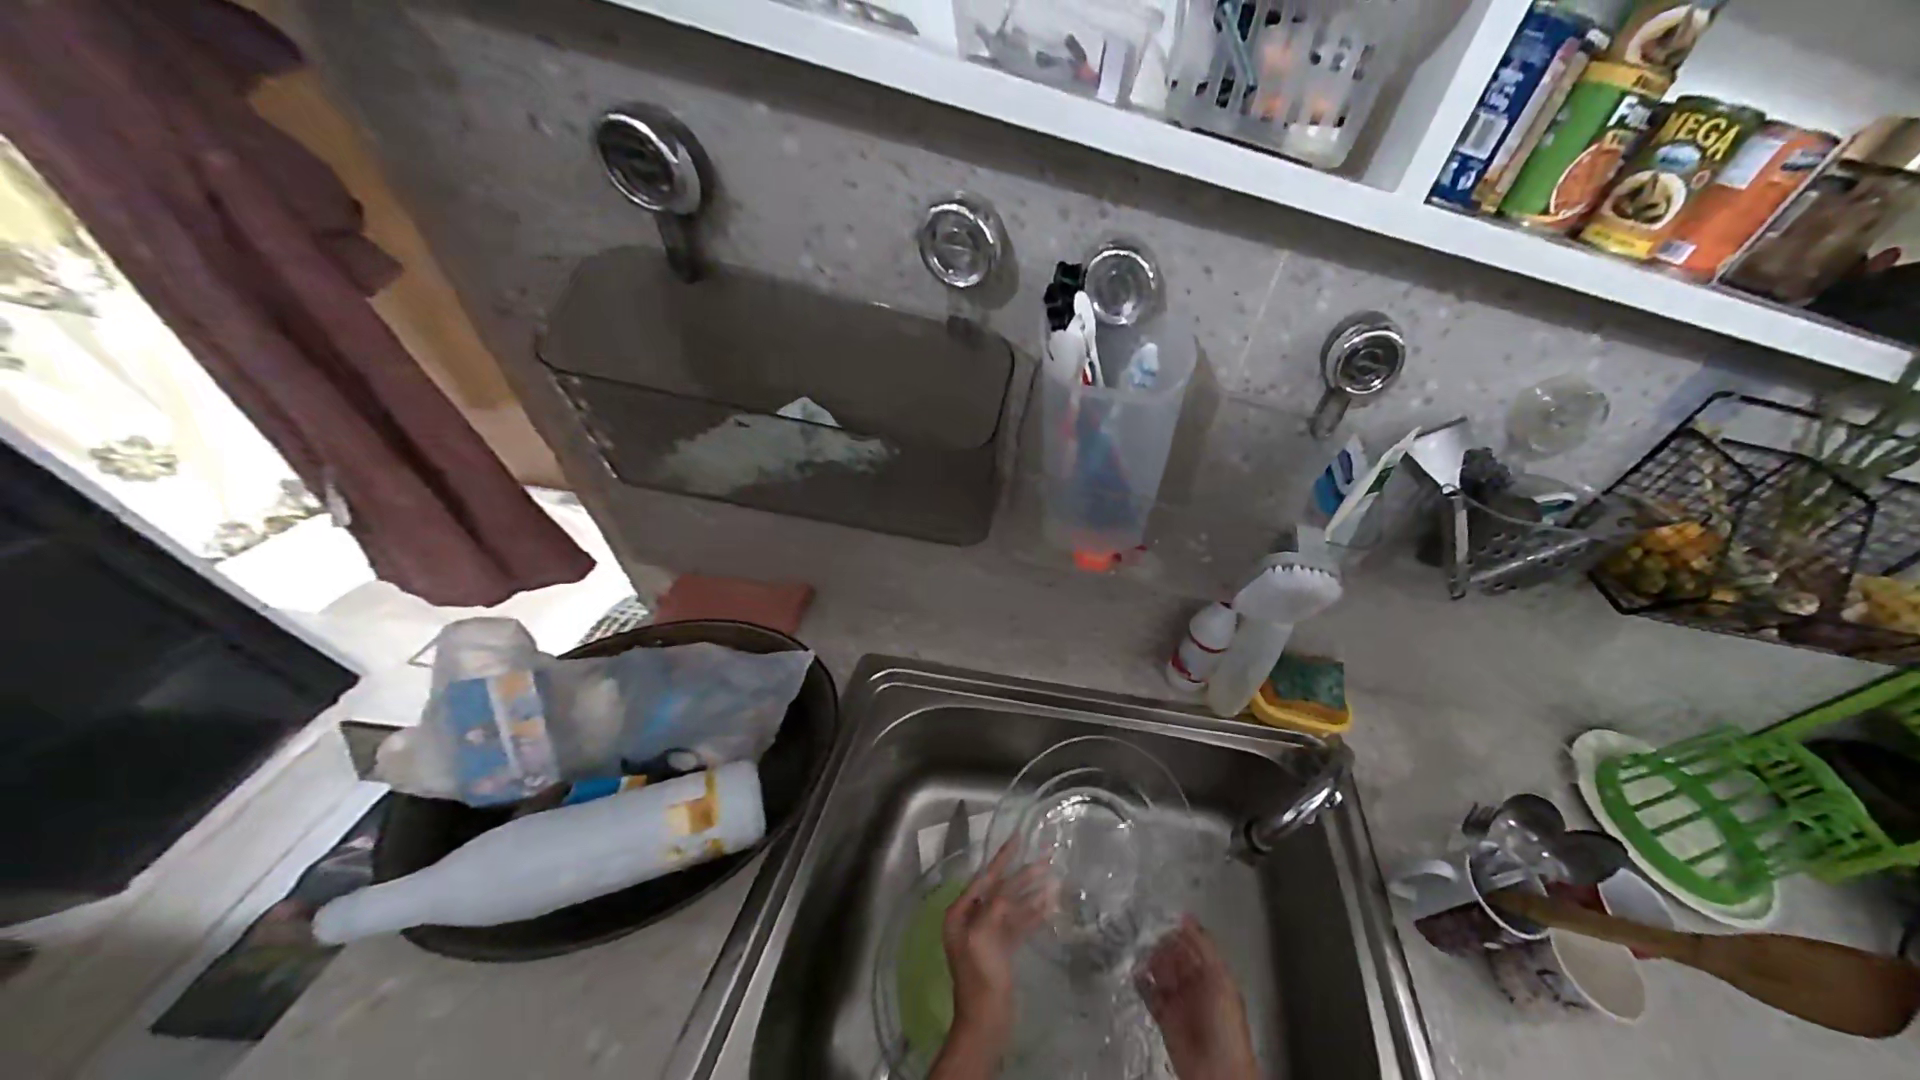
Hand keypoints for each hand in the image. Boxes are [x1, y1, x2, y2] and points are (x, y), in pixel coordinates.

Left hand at [940, 839, 1055, 1053]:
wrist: (986, 1021)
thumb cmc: (979, 978)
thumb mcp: (982, 937)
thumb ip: (994, 907)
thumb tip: (1007, 887)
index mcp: (960, 913)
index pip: (984, 877)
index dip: (1002, 858)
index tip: (1018, 838)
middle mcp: (971, 918)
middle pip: (1000, 888)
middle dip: (1022, 873)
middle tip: (1045, 856)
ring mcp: (987, 933)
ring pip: (1012, 904)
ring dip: (1032, 891)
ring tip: (1053, 876)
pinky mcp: (1002, 948)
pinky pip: (1019, 923)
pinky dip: (1033, 913)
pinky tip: (1051, 903)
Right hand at [1137, 916, 1258, 1079]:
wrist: (1216, 1072)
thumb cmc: (1223, 1023)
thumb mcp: (1219, 979)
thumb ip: (1203, 946)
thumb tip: (1186, 915)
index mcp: (1211, 974)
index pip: (1192, 945)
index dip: (1177, 931)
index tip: (1158, 914)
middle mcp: (1194, 984)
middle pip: (1174, 957)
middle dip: (1160, 943)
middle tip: (1141, 928)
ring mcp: (1178, 1000)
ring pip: (1160, 973)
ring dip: (1149, 960)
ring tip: (1135, 946)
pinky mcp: (1163, 1016)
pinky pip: (1149, 994)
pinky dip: (1141, 982)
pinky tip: (1133, 971)